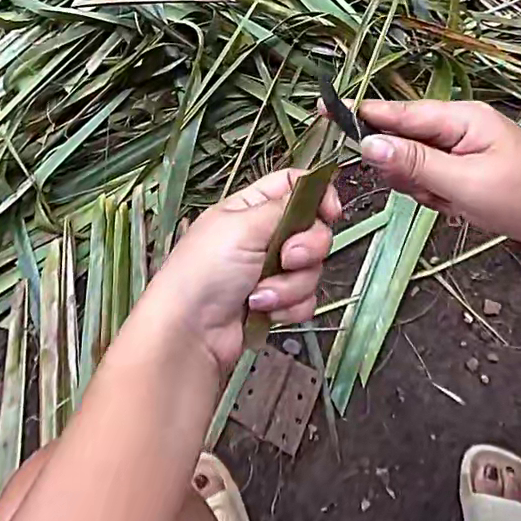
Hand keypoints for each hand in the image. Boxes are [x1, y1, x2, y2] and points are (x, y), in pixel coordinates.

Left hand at [134, 169, 340, 368]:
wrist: (190, 334)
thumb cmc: (204, 272)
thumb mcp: (242, 226)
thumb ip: (284, 205)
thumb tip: (316, 187)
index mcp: (251, 208)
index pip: (296, 186)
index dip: (319, 196)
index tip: (330, 212)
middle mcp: (263, 235)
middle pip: (313, 229)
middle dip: (306, 249)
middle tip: (286, 259)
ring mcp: (271, 270)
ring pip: (312, 268)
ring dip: (290, 285)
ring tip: (260, 294)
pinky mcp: (277, 300)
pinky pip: (306, 298)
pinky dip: (288, 306)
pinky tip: (264, 311)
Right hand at [355, 99, 520, 248]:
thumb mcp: (464, 182)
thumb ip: (414, 163)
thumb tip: (369, 144)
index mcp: (462, 117)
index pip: (402, 113)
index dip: (364, 114)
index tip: (326, 110)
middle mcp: (460, 126)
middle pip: (406, 141)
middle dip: (409, 171)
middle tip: (431, 192)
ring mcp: (465, 147)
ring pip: (418, 164)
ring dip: (426, 188)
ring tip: (454, 202)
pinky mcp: (467, 167)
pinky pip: (434, 178)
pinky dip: (439, 196)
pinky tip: (461, 206)